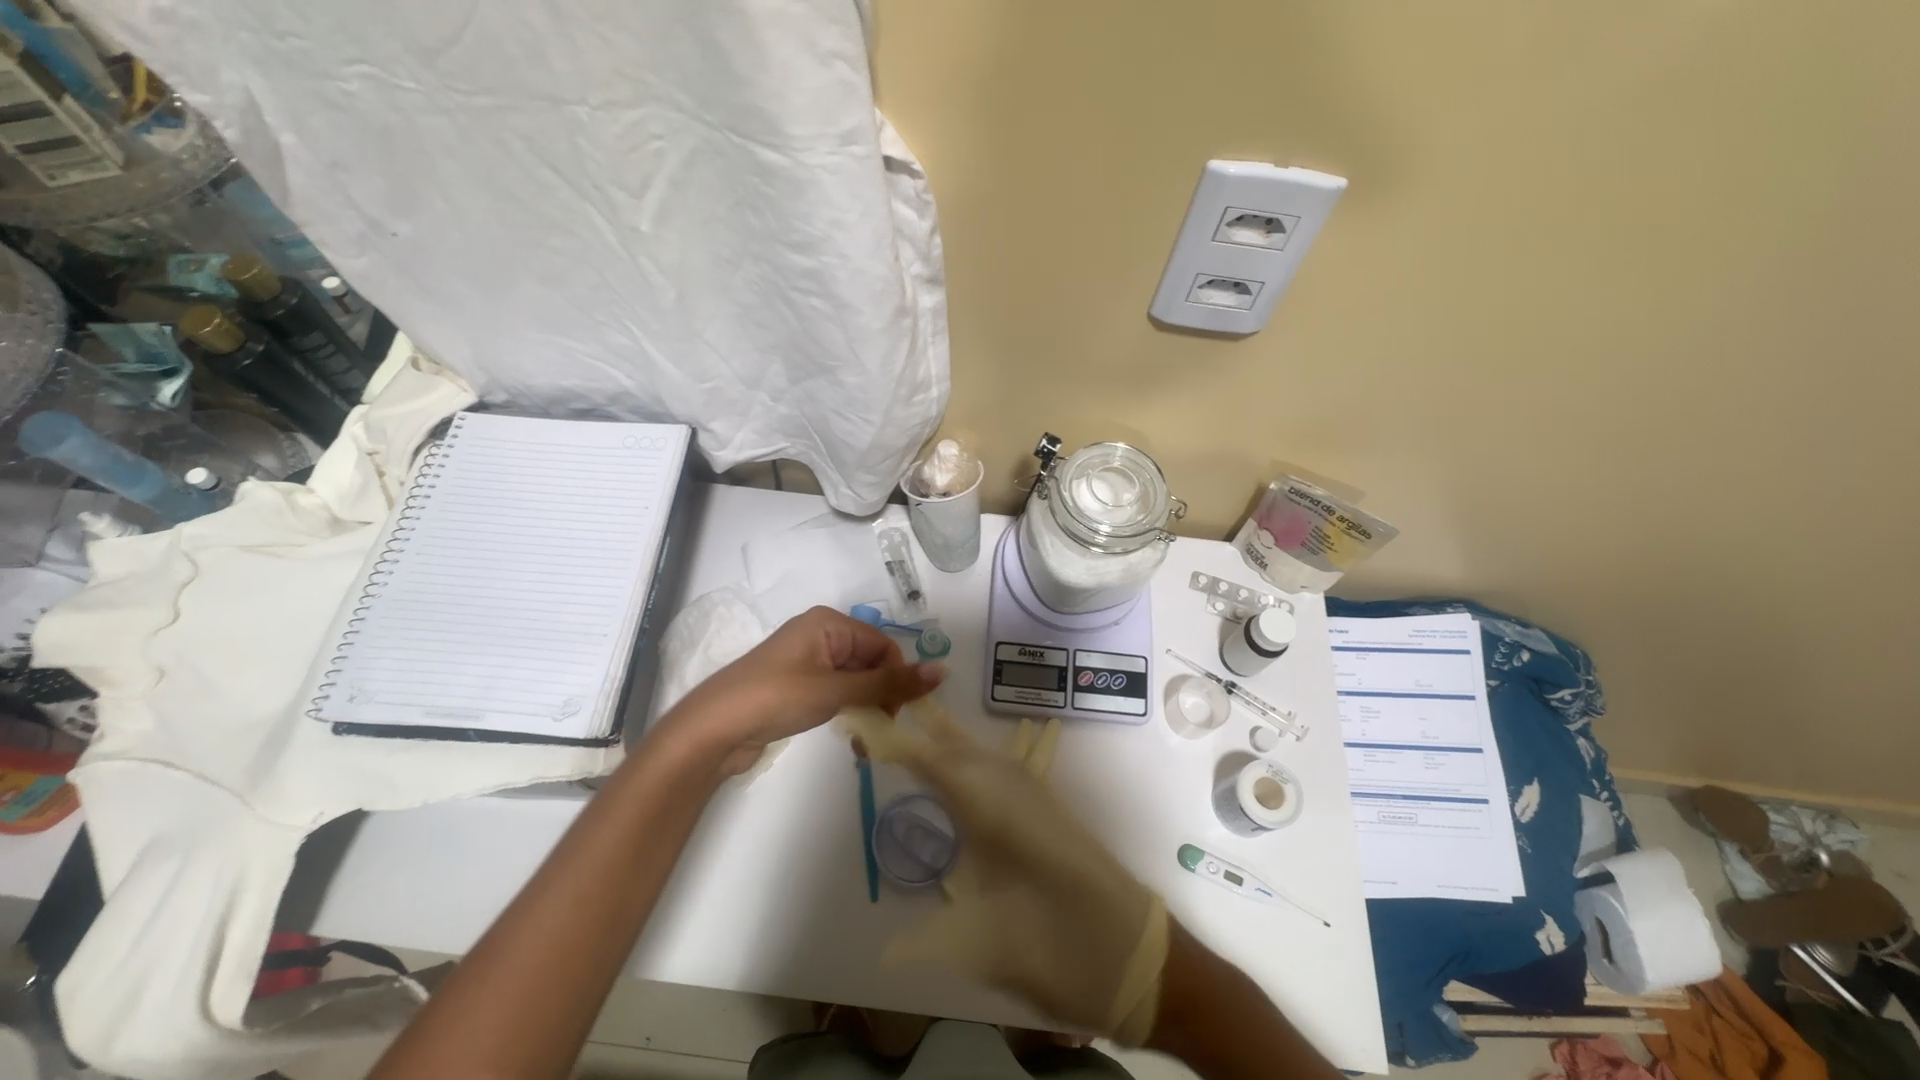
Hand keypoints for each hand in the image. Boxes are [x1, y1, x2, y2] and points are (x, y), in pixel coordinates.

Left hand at [656, 606, 944, 775]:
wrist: (713, 729)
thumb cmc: (776, 698)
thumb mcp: (837, 690)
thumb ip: (889, 683)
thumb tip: (943, 671)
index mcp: (828, 624)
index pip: (883, 645)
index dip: (896, 677)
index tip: (896, 712)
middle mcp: (819, 636)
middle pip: (870, 662)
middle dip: (881, 696)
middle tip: (880, 730)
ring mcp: (806, 663)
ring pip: (855, 681)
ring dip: (865, 708)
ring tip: (864, 741)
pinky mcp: (797, 688)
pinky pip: (836, 693)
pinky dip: (847, 712)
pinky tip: (849, 737)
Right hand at [842, 705, 1167, 1043]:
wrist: (1147, 967)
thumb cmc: (1072, 960)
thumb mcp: (996, 956)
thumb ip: (939, 945)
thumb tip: (887, 952)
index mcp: (1001, 824)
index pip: (943, 771)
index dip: (902, 748)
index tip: (865, 728)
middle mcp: (1022, 804)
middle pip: (969, 755)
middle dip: (928, 732)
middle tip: (888, 711)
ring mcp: (1045, 810)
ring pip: (998, 759)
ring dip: (961, 741)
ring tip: (930, 720)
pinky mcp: (1059, 824)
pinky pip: (1024, 773)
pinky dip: (1007, 753)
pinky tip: (1020, 740)